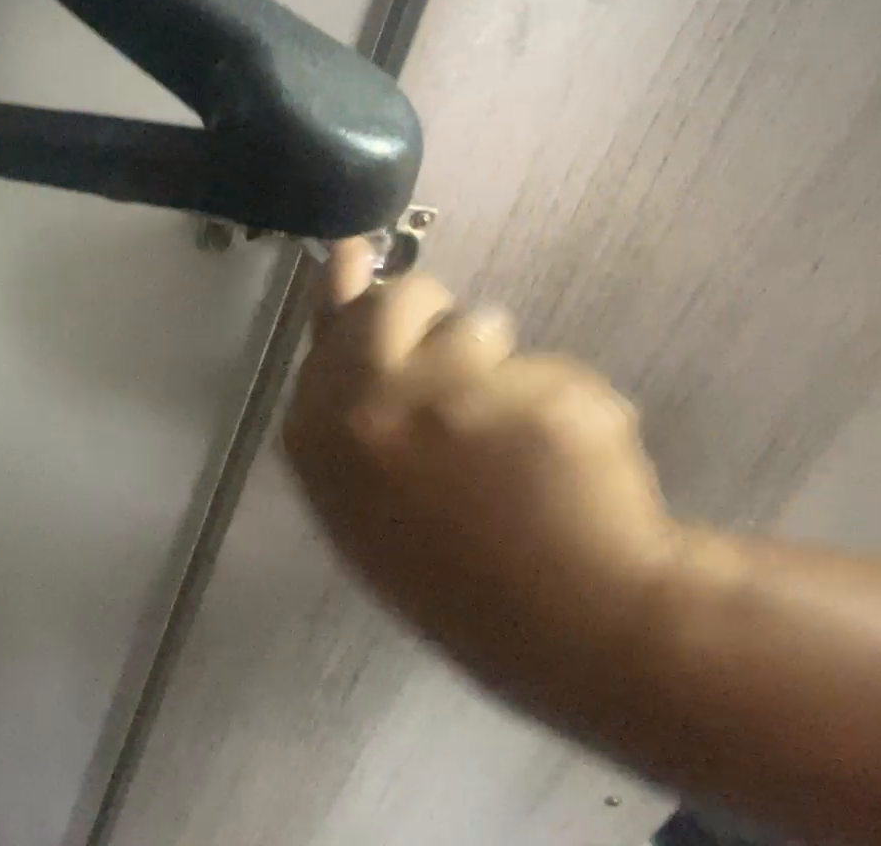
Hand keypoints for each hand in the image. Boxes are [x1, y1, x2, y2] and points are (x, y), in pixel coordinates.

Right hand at [282, 240, 680, 670]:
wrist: (565, 626)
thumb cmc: (447, 554)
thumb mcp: (361, 471)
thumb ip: (343, 365)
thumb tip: (344, 253)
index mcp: (314, 431)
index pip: (336, 326)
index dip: (376, 331)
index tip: (399, 336)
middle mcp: (363, 404)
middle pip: (397, 303)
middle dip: (433, 328)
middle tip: (460, 393)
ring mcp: (445, 400)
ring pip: (477, 324)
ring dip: (500, 368)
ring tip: (512, 444)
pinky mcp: (528, 399)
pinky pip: (547, 369)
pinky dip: (563, 405)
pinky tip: (562, 466)